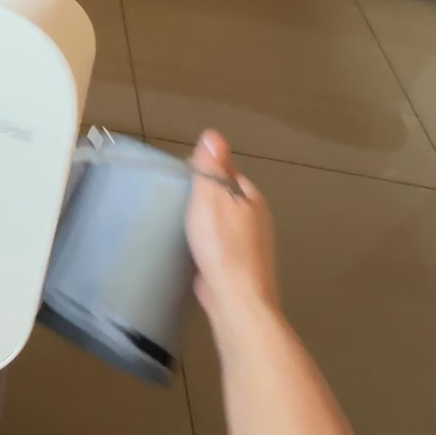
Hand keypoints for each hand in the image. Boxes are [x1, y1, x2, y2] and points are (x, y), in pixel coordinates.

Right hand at [185, 130, 279, 329]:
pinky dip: (209, 240)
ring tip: (181, 224)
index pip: (226, 172)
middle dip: (204, 197)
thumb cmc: (221, 243)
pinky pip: (222, 242)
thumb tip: (213, 134)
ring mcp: (252, 244)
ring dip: (206, 220)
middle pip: (225, 196)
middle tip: (177, 202)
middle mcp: (258, 218)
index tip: (180, 180)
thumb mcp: (211, 197)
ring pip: (223, 220)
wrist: (237, 300)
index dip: (203, 173)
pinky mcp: (242, 265)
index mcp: (252, 197)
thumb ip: (211, 166)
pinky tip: (194, 247)